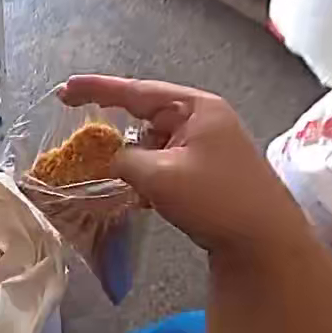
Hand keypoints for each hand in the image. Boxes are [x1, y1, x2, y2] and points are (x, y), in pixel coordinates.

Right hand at [60, 76, 312, 255]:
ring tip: (114, 172)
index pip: (137, 92)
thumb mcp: (160, 177)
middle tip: (79, 125)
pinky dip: (148, 173)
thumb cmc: (217, 200)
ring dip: (133, 157)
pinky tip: (138, 192)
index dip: (98, 89)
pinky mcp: (207, 171)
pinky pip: (165, 162)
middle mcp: (202, 120)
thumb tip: (112, 159)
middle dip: (116, 124)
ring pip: (154, 143)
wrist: (265, 243)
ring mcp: (206, 146)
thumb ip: (125, 160)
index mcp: (196, 108)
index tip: (66, 89)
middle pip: (146, 115)